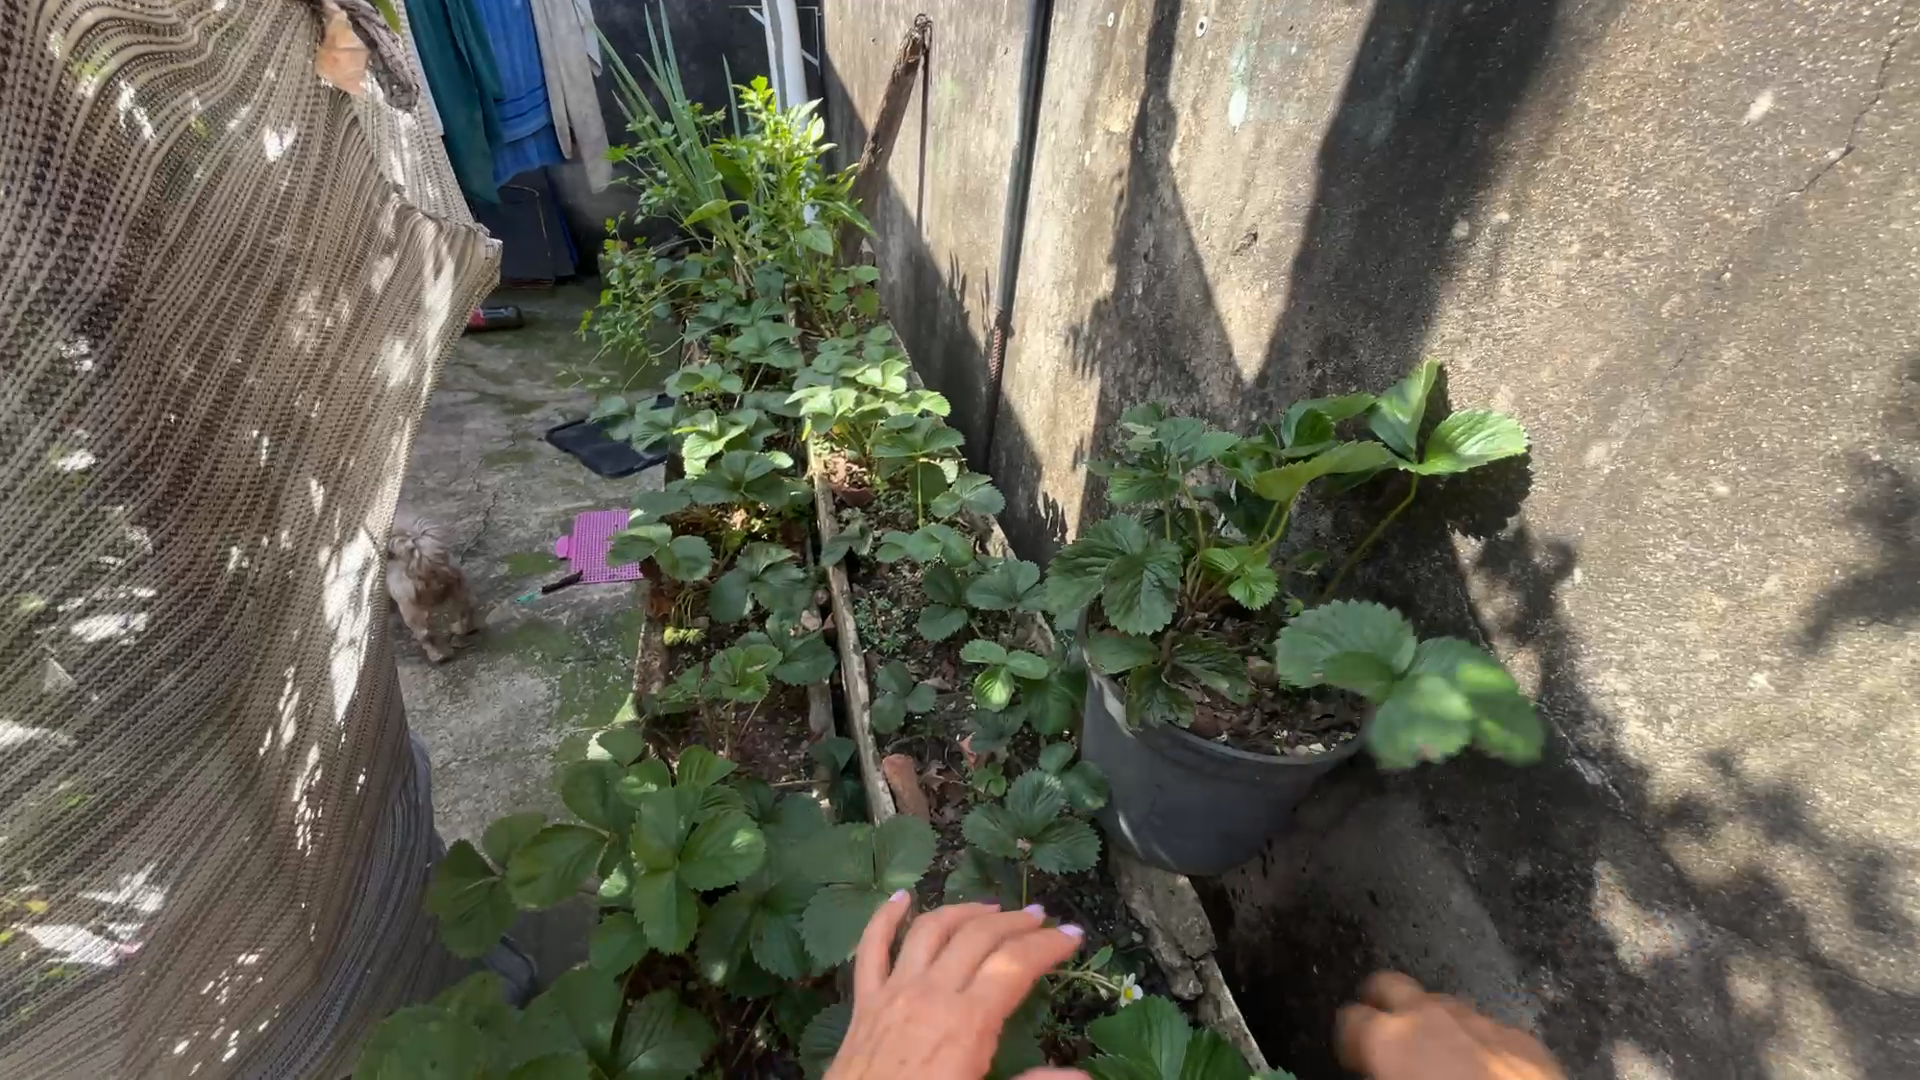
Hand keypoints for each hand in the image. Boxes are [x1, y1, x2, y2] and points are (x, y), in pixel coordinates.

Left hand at [824, 893, 1089, 1079]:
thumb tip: (1084, 1074)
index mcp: (967, 1023)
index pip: (1015, 966)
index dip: (1047, 946)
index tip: (1073, 935)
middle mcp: (932, 993)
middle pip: (978, 937)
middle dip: (1014, 922)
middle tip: (1040, 917)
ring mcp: (894, 991)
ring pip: (932, 929)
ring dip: (964, 910)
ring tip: (991, 906)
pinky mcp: (864, 1002)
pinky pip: (872, 948)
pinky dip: (885, 917)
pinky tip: (900, 897)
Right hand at [1335, 972, 1563, 1079]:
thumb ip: (1384, 1071)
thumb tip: (1382, 1067)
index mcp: (1388, 1038)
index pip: (1349, 1019)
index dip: (1350, 1039)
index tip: (1357, 1058)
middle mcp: (1424, 1014)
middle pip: (1388, 985)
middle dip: (1383, 1003)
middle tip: (1388, 1031)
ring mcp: (1473, 1019)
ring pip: (1439, 1004)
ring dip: (1433, 1021)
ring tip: (1443, 1056)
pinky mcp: (1518, 1036)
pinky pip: (1487, 1027)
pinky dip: (1479, 1041)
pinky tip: (1488, 1069)